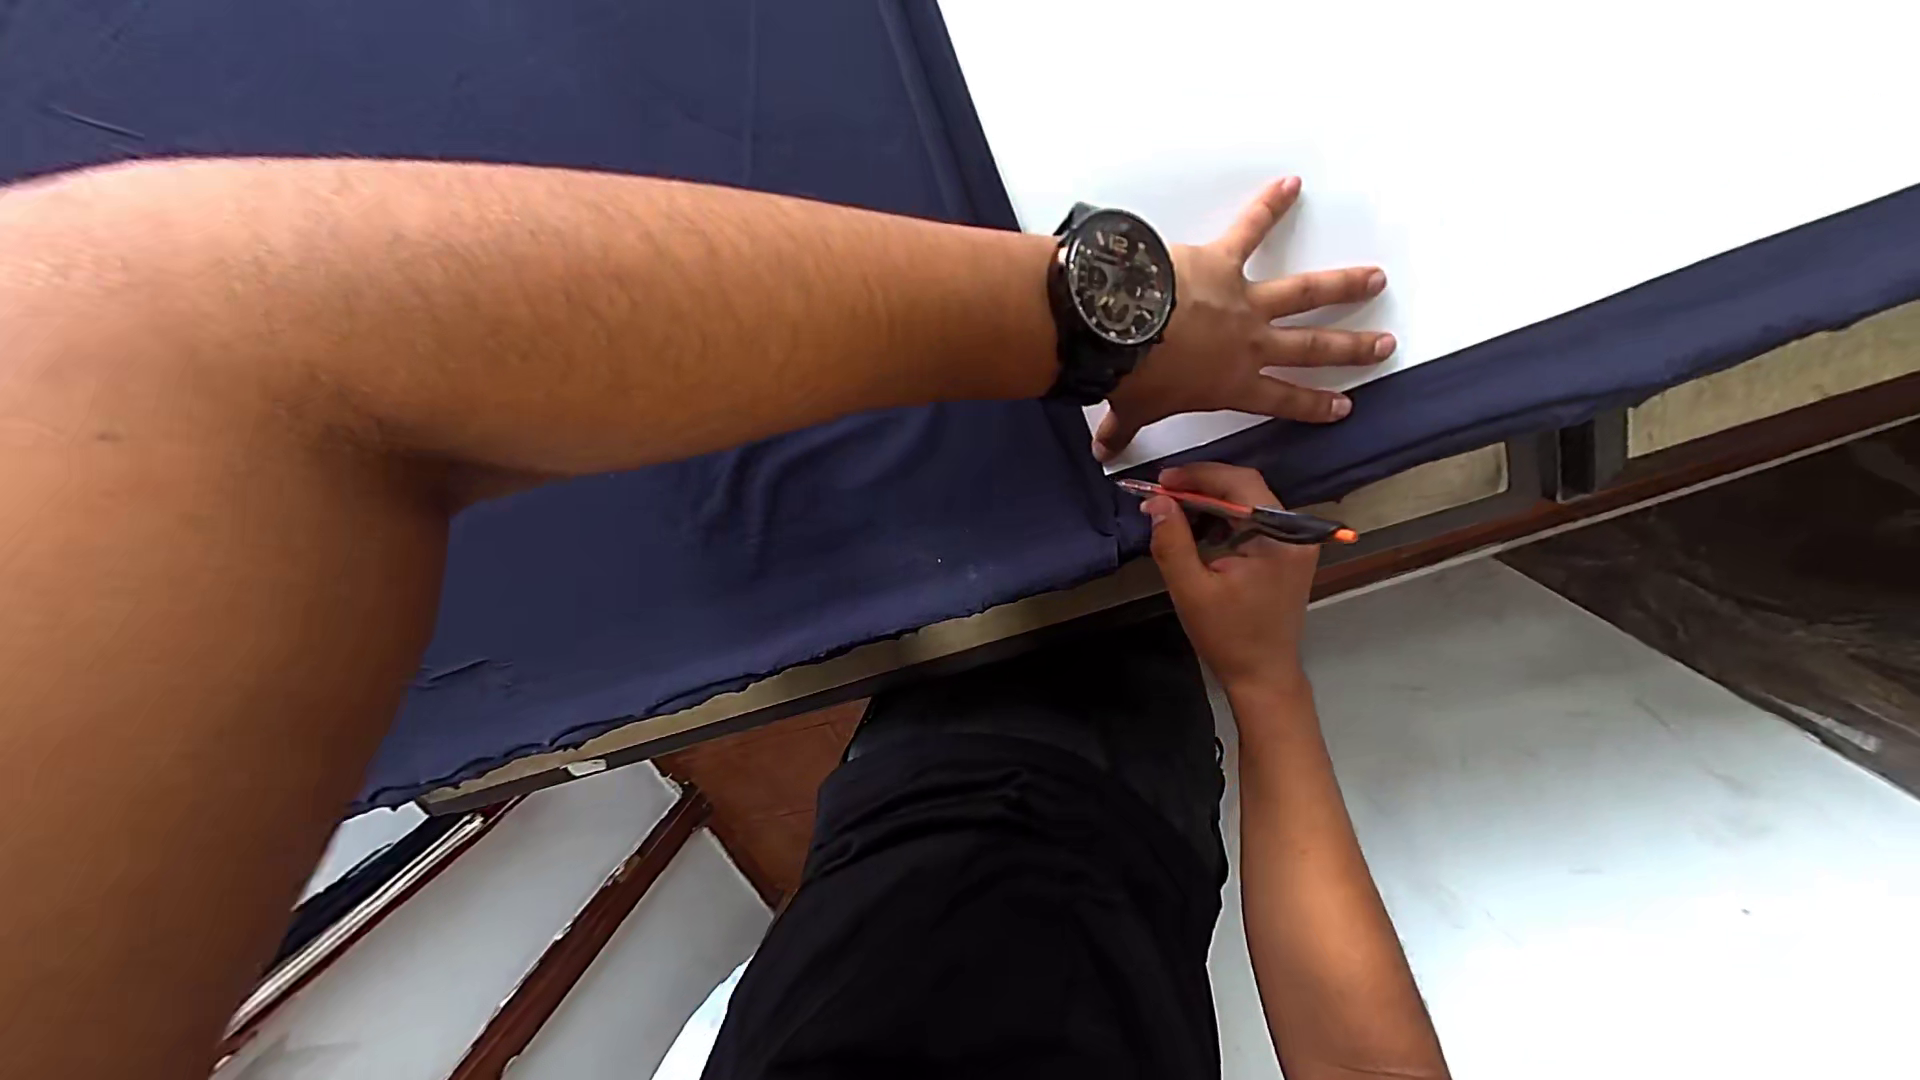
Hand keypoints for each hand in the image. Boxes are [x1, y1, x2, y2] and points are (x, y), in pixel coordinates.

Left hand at [1094, 177, 1393, 461]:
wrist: (1120, 333)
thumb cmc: (1132, 377)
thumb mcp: (1130, 411)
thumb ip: (1121, 431)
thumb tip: (1103, 454)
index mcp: (1231, 384)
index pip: (1281, 400)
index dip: (1312, 405)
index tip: (1342, 406)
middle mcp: (1250, 343)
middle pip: (1311, 347)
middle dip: (1350, 348)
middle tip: (1383, 344)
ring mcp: (1243, 300)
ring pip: (1305, 291)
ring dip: (1342, 284)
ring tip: (1375, 277)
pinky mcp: (1222, 260)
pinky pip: (1250, 228)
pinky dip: (1269, 206)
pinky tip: (1290, 184)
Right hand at [1142, 463, 1317, 700]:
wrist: (1261, 674)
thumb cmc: (1228, 636)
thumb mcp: (1190, 588)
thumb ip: (1171, 541)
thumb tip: (1156, 502)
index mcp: (1278, 538)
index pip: (1239, 484)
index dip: (1198, 475)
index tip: (1162, 482)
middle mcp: (1293, 532)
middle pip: (1244, 488)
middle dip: (1200, 486)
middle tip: (1161, 494)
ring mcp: (1292, 542)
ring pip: (1245, 502)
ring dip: (1208, 501)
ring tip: (1173, 512)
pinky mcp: (1284, 552)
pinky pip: (1250, 520)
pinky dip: (1220, 518)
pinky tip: (1195, 530)